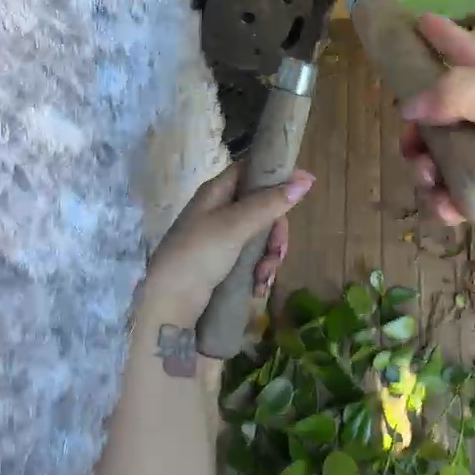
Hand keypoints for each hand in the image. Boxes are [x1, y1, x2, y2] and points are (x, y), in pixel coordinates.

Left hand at [141, 162, 314, 324]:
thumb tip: (306, 180)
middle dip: (276, 232)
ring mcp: (223, 238)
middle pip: (264, 207)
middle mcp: (221, 210)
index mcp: (218, 192)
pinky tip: (257, 287)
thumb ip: (270, 203)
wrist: (167, 304)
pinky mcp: (225, 263)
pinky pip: (253, 258)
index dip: (279, 174)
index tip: (307, 184)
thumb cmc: (198, 254)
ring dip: (269, 257)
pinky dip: (259, 271)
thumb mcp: (236, 225)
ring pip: (262, 236)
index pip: (253, 170)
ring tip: (263, 277)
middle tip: (278, 251)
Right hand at [397, 14, 474, 255]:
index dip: (439, 37)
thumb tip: (408, 105)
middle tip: (412, 141)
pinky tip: (445, 206)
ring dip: (424, 166)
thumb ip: (461, 93)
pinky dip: (439, 201)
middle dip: (416, 125)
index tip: (409, 22)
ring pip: (436, 157)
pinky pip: (449, 197)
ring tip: (430, 176)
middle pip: (436, 112)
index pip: (466, 51)